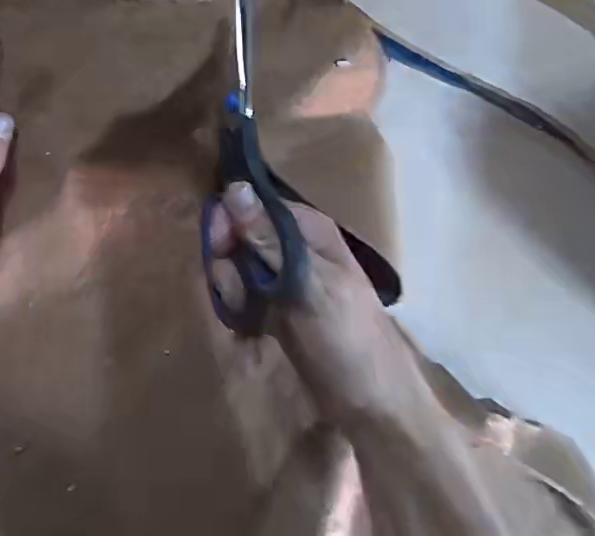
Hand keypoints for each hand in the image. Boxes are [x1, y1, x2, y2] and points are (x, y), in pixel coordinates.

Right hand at [207, 186, 429, 427]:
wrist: (374, 409)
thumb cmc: (347, 338)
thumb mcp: (307, 283)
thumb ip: (268, 239)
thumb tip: (235, 186)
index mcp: (305, 228)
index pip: (251, 204)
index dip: (229, 222)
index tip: (220, 251)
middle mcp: (293, 246)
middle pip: (239, 234)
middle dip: (228, 261)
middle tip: (236, 294)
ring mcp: (285, 279)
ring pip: (238, 266)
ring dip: (232, 288)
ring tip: (245, 315)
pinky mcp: (278, 309)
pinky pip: (244, 294)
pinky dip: (239, 308)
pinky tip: (246, 327)